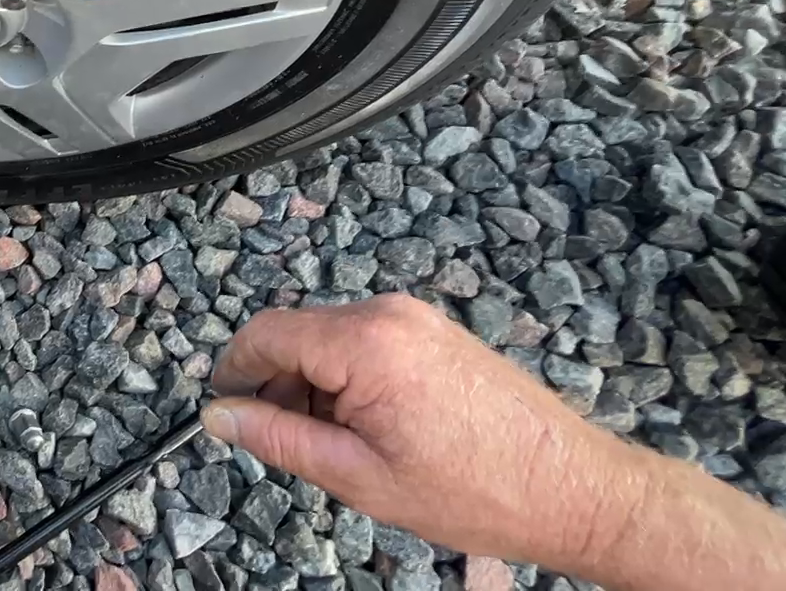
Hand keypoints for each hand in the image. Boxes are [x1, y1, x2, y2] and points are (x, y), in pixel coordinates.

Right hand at [204, 294, 652, 573]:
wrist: (591, 495)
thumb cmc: (480, 494)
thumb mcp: (360, 477)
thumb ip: (277, 438)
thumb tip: (216, 416)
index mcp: (363, 344)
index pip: (264, 335)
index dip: (235, 368)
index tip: (225, 404)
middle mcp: (382, 313)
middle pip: (292, 333)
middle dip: (275, 380)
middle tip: (284, 435)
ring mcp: (408, 315)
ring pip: (322, 336)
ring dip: (309, 379)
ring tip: (335, 437)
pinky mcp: (426, 326)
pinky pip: (357, 336)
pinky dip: (342, 372)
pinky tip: (364, 418)